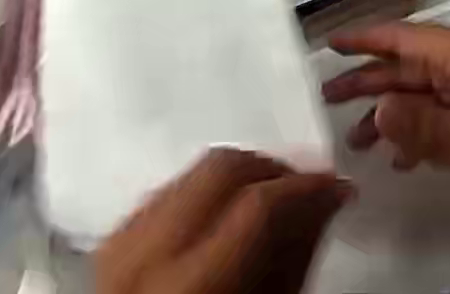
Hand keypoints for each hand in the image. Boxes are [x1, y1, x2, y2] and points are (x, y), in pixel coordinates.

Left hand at [96, 148, 351, 293]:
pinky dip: (208, 188)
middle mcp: (145, 256)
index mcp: (187, 287)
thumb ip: (294, 258)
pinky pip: (173, 186)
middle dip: (273, 167)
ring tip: (270, 195)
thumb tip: (325, 198)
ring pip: (197, 168)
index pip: (256, 205)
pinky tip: (229, 208)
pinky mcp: (113, 236)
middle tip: (304, 185)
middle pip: (222, 168)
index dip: (305, 186)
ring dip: (242, 173)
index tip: (336, 183)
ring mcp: (121, 242)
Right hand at [321, 22, 449, 216]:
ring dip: (392, 112)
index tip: (328, 44)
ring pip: (424, 91)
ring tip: (355, 140)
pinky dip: (420, 129)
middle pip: (408, 64)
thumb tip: (375, 105)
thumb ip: (424, 126)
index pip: (404, 38)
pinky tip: (401, 156)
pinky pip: (445, 112)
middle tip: (327, 99)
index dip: (364, 40)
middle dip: (369, 81)